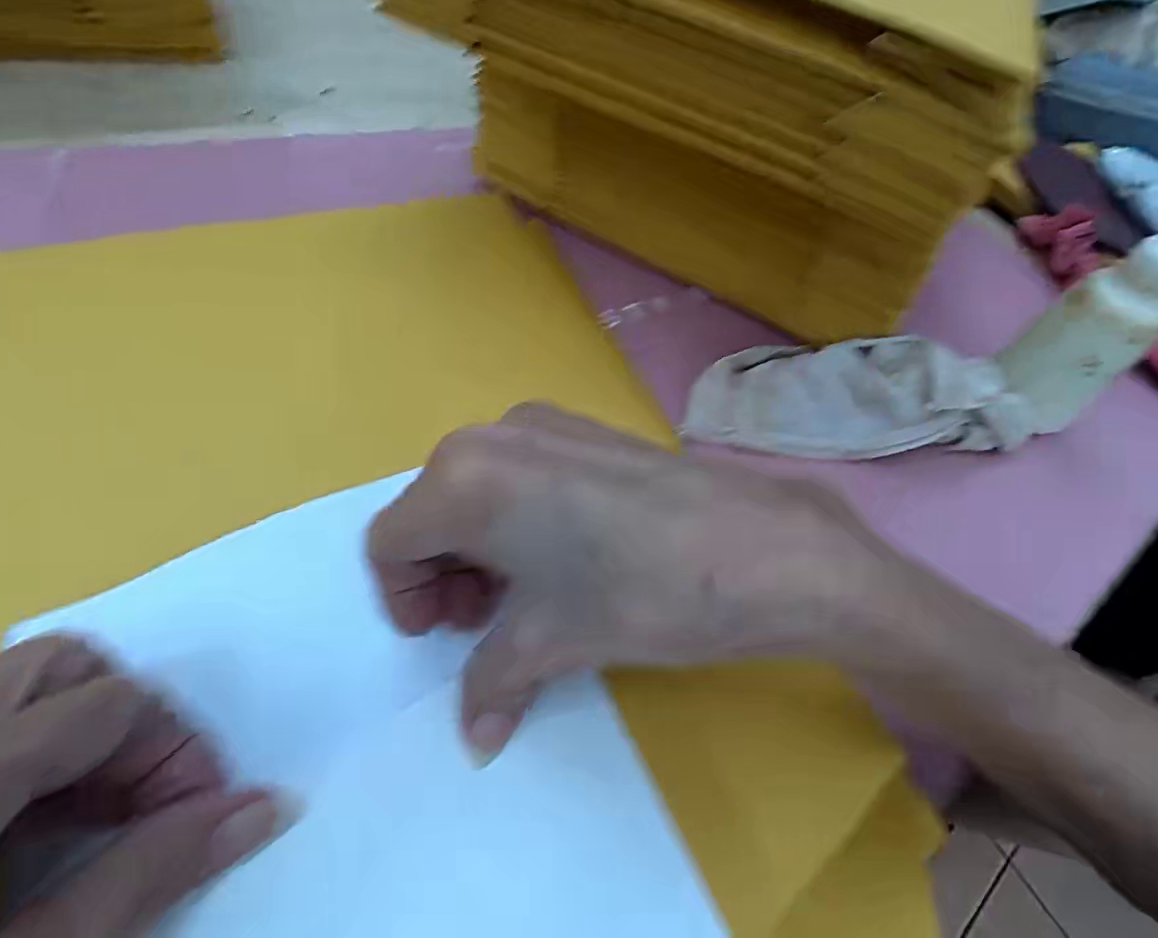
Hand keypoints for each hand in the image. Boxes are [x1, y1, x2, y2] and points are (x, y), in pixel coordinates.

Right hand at [365, 403, 901, 760]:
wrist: (765, 548)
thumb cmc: (640, 593)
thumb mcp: (553, 641)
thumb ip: (494, 680)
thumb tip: (475, 734)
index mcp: (465, 477)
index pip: (392, 541)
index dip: (405, 596)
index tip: (442, 635)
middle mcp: (499, 433)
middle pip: (434, 509)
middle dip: (446, 572)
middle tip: (484, 623)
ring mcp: (553, 422)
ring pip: (482, 487)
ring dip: (485, 545)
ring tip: (529, 595)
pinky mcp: (596, 428)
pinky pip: (530, 471)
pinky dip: (525, 516)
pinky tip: (572, 555)